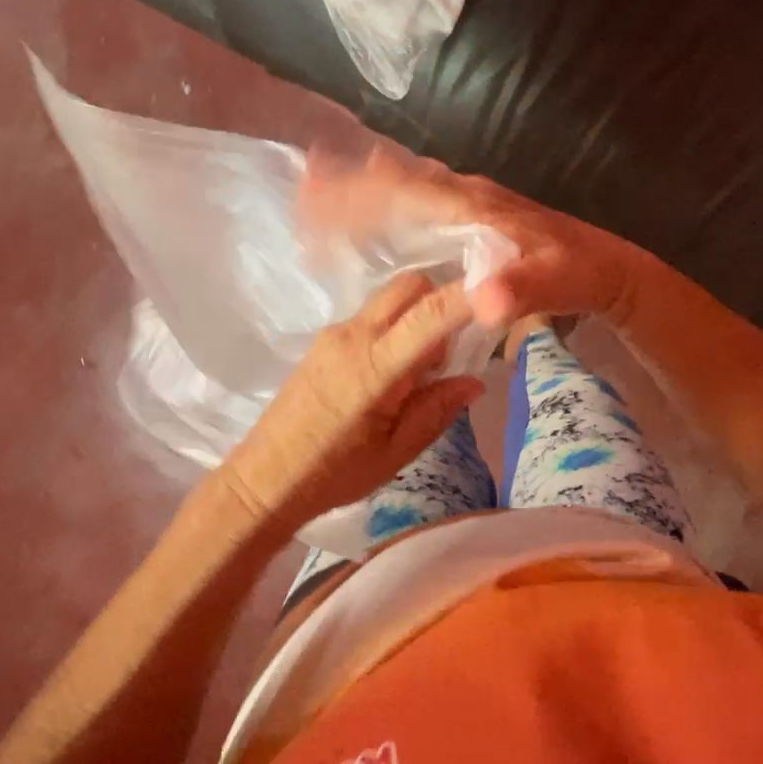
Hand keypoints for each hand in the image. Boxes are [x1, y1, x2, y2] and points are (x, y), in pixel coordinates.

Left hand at [222, 272, 486, 526]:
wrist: (263, 479)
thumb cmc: (333, 475)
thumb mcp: (396, 454)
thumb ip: (437, 411)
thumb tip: (475, 380)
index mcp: (375, 367)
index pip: (431, 314)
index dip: (469, 294)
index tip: (500, 287)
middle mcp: (354, 336)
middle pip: (411, 285)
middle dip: (442, 297)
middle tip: (448, 349)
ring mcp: (335, 333)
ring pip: (391, 297)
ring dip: (418, 314)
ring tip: (419, 368)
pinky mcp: (325, 340)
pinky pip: (373, 314)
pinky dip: (395, 326)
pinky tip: (392, 371)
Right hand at [301, 149, 643, 329]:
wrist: (605, 265)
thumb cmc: (577, 275)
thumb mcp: (556, 285)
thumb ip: (521, 291)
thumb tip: (481, 300)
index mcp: (475, 208)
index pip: (408, 193)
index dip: (361, 198)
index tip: (316, 203)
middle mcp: (464, 195)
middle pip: (397, 181)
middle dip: (348, 186)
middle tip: (300, 191)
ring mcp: (466, 202)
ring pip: (404, 185)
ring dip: (362, 188)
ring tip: (313, 190)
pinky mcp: (469, 215)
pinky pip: (417, 199)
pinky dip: (385, 200)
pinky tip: (364, 214)